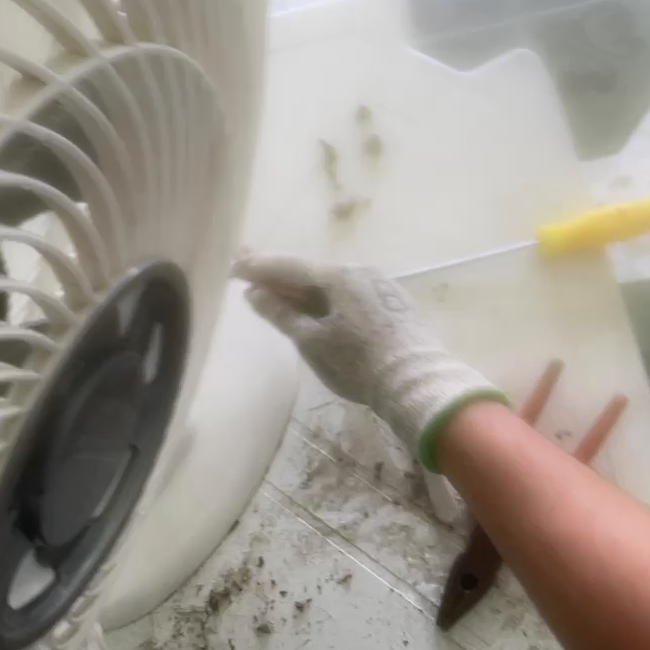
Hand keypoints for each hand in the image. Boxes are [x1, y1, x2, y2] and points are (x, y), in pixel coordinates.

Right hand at [234, 254, 503, 470]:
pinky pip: (350, 294)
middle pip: (310, 272)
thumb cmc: (357, 363)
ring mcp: (380, 286)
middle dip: (280, 277)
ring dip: (303, 289)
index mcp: (337, 276)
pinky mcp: (394, 304)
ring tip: (279, 295)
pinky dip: (327, 299)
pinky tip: (317, 309)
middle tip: (251, 277)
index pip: (288, 267)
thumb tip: (255, 293)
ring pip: (332, 284)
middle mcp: (360, 271)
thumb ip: (281, 314)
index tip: (233, 268)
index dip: (258, 268)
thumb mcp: (311, 342)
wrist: (416, 383)